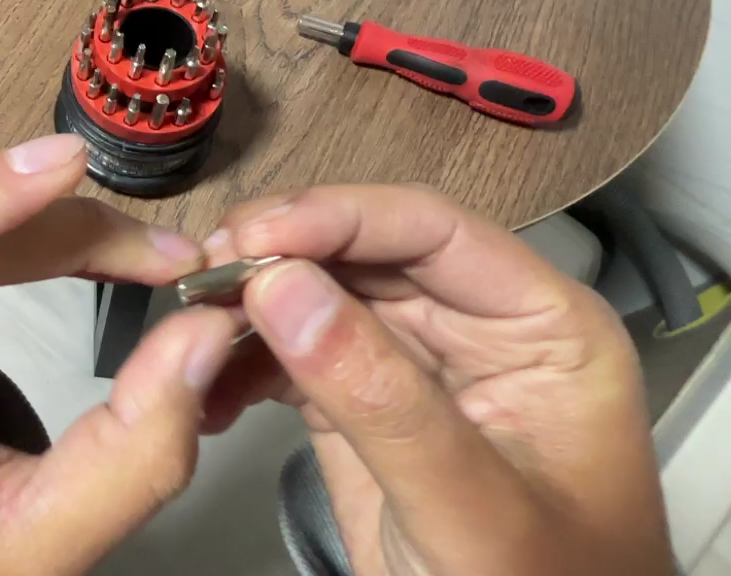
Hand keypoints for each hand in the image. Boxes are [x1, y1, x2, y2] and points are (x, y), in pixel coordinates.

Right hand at [202, 186, 670, 575]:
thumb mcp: (470, 513)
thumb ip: (380, 399)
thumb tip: (279, 287)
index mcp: (536, 327)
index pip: (430, 230)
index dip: (336, 216)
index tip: (251, 235)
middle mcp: (466, 322)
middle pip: (355, 247)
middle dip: (273, 254)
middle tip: (205, 274)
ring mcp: (402, 352)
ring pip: (308, 287)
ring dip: (244, 301)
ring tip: (194, 327)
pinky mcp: (347, 386)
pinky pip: (282, 343)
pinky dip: (236, 358)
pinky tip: (207, 386)